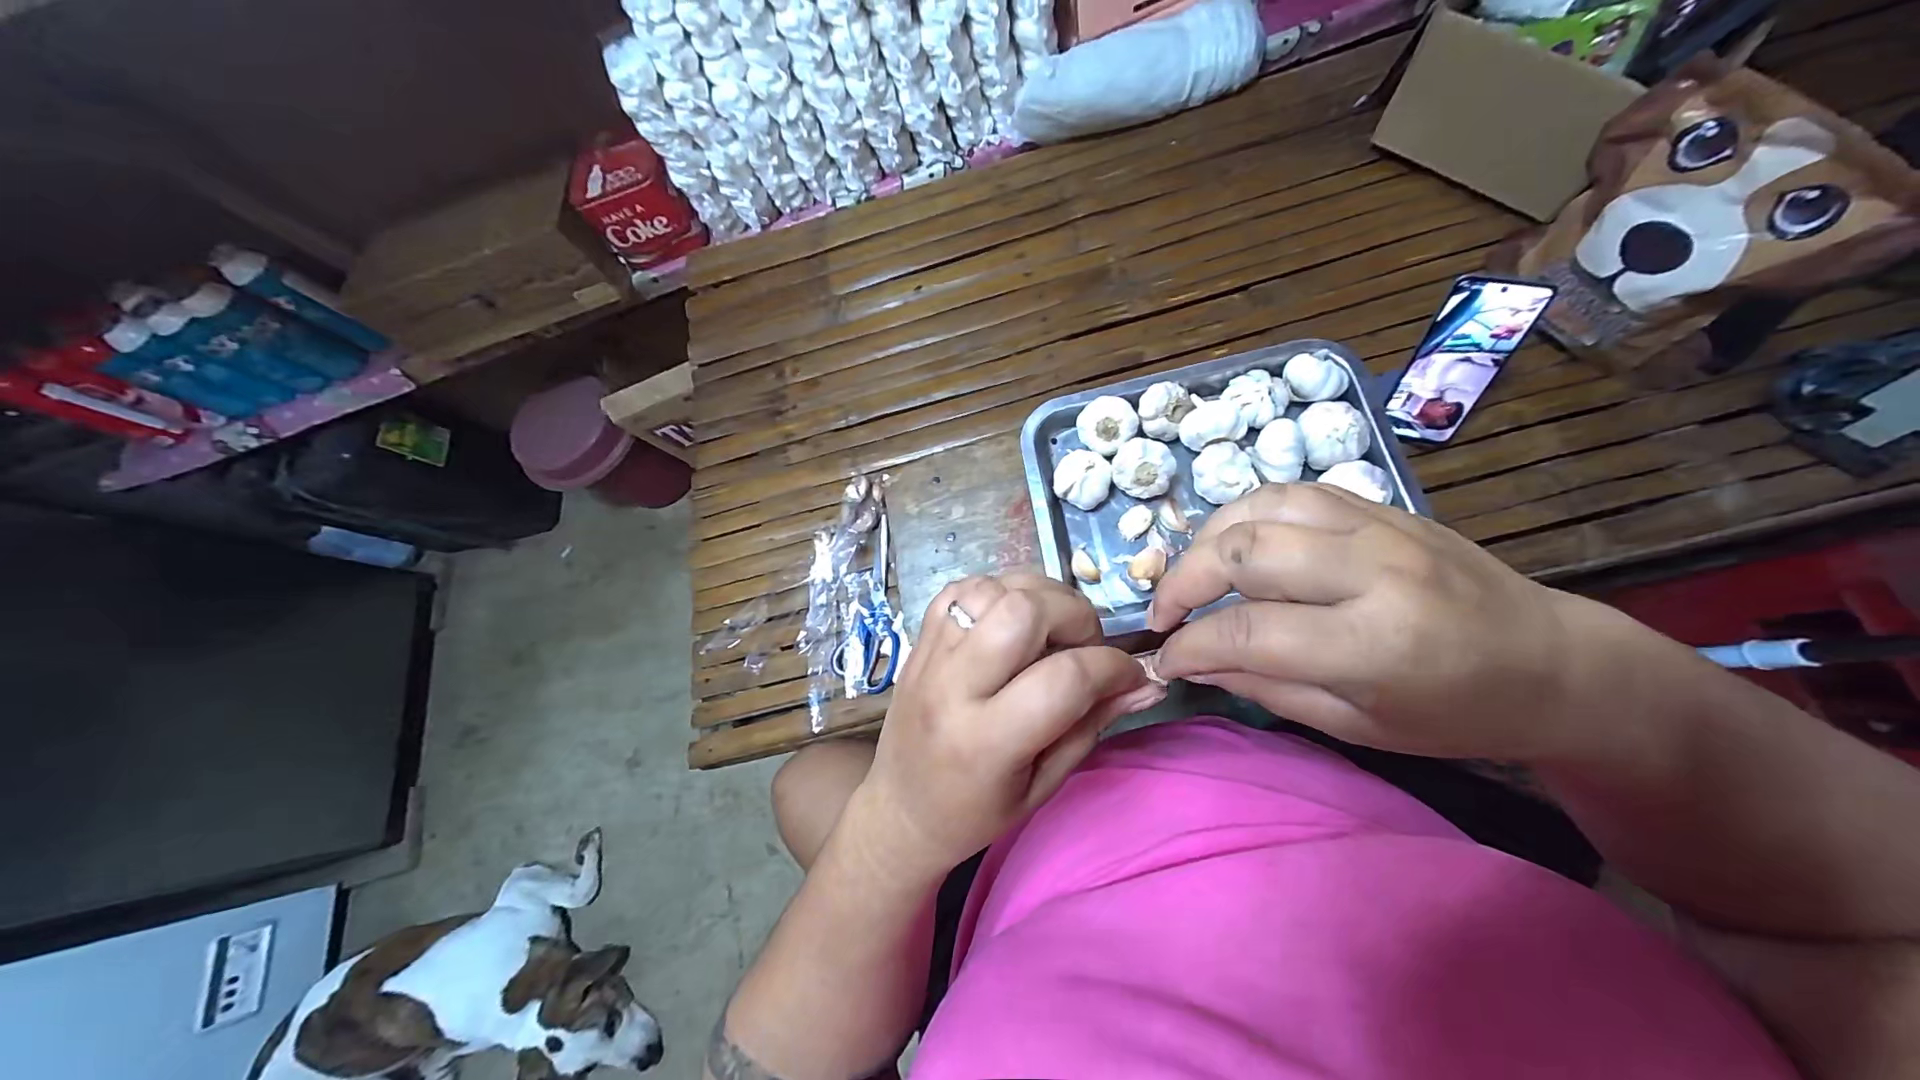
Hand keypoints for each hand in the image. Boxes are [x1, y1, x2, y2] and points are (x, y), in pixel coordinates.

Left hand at [853, 573, 1164, 878]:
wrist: (898, 808)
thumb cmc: (975, 812)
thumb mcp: (1043, 784)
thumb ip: (1093, 725)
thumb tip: (1148, 683)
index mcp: (986, 741)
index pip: (1064, 677)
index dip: (1112, 667)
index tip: (1128, 674)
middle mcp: (953, 688)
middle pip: (1022, 610)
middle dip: (1072, 616)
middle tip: (1082, 646)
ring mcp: (929, 657)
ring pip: (990, 589)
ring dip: (1034, 598)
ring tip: (1047, 632)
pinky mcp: (917, 640)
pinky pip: (960, 589)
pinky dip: (996, 592)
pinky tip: (1010, 621)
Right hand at [1148, 483, 1627, 761]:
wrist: (1555, 663)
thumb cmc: (1457, 714)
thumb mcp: (1356, 725)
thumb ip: (1265, 688)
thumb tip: (1192, 663)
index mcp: (1375, 643)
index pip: (1248, 631)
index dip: (1189, 645)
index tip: (1163, 658)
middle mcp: (1373, 570)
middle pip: (1243, 551)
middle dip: (1184, 582)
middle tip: (1167, 614)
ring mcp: (1379, 526)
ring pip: (1260, 507)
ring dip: (1208, 540)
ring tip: (1194, 574)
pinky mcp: (1380, 506)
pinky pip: (1292, 492)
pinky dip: (1247, 514)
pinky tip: (1235, 543)